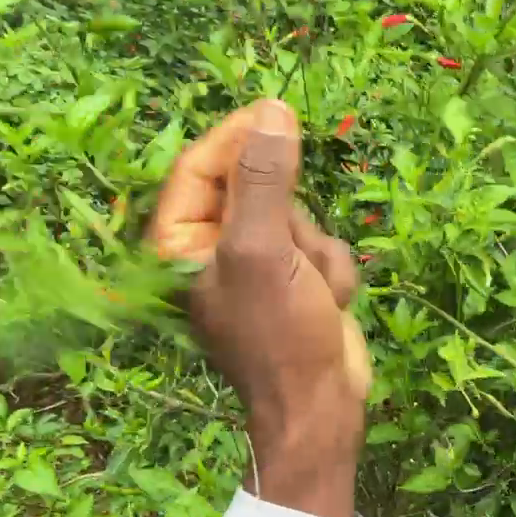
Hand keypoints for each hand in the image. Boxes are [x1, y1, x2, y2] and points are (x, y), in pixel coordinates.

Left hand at [150, 99, 369, 516]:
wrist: (322, 405)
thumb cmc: (281, 335)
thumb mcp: (266, 251)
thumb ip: (266, 179)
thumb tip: (272, 111)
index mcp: (181, 242)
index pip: (201, 167)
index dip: (238, 138)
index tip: (277, 111)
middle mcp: (216, 249)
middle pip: (260, 192)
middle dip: (293, 224)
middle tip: (296, 261)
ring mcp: (262, 266)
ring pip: (302, 220)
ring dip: (318, 254)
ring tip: (315, 295)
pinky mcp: (299, 282)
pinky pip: (323, 249)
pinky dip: (334, 274)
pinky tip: (330, 305)